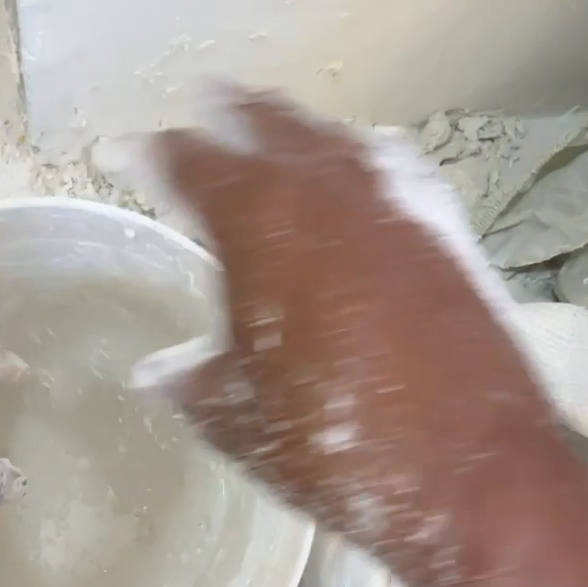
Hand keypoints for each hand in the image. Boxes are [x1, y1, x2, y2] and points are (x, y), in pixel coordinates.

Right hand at [127, 90, 578, 586]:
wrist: (466, 477)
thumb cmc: (332, 450)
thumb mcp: (239, 424)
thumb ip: (194, 383)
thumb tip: (157, 371)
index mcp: (261, 227)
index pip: (190, 167)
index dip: (149, 157)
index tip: (121, 154)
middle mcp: (332, 196)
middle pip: (270, 128)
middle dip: (231, 120)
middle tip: (207, 109)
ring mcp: (400, 211)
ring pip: (338, 143)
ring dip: (301, 134)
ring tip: (279, 137)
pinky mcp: (450, 239)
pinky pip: (398, 175)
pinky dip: (367, 165)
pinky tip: (366, 176)